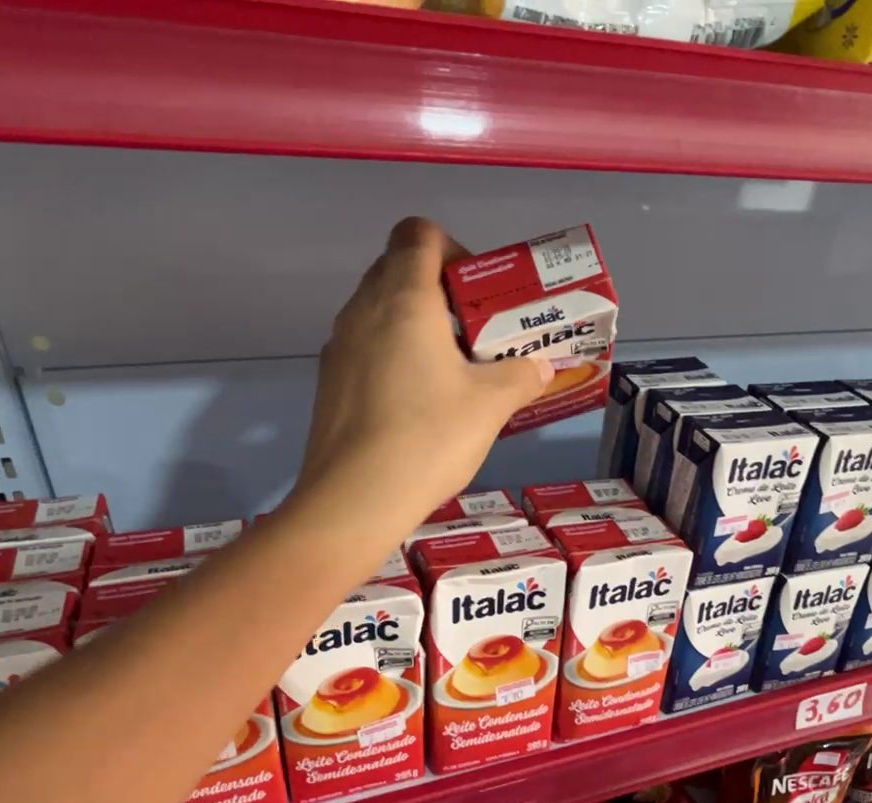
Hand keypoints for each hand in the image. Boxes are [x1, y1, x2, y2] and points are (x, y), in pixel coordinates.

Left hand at [300, 217, 553, 525]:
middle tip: (473, 334)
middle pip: (398, 269)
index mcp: (404, 299)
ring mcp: (339, 347)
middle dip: (440, 290)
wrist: (354, 500)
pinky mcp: (329, 383)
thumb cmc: (428, 438)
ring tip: (450, 373)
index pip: (418, 233)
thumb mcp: (490, 406)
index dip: (453, 249)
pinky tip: (417, 405)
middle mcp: (363, 310)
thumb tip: (542, 368)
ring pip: (379, 311)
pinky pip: (365, 349)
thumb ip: (520, 377)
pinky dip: (392, 357)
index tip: (478, 295)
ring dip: (415, 326)